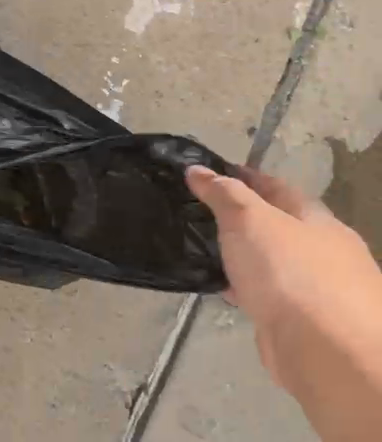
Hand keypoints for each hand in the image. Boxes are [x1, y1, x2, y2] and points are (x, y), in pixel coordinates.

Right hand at [187, 165, 381, 440]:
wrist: (327, 352)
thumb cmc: (290, 273)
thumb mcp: (249, 219)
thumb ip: (223, 193)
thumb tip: (198, 170)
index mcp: (323, 225)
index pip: (280, 188)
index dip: (244, 175)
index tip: (205, 169)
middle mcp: (329, 254)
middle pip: (279, 224)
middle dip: (240, 214)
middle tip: (193, 206)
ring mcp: (321, 289)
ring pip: (271, 258)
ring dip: (240, 250)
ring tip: (196, 242)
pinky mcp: (304, 318)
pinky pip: (266, 289)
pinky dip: (242, 281)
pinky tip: (218, 281)